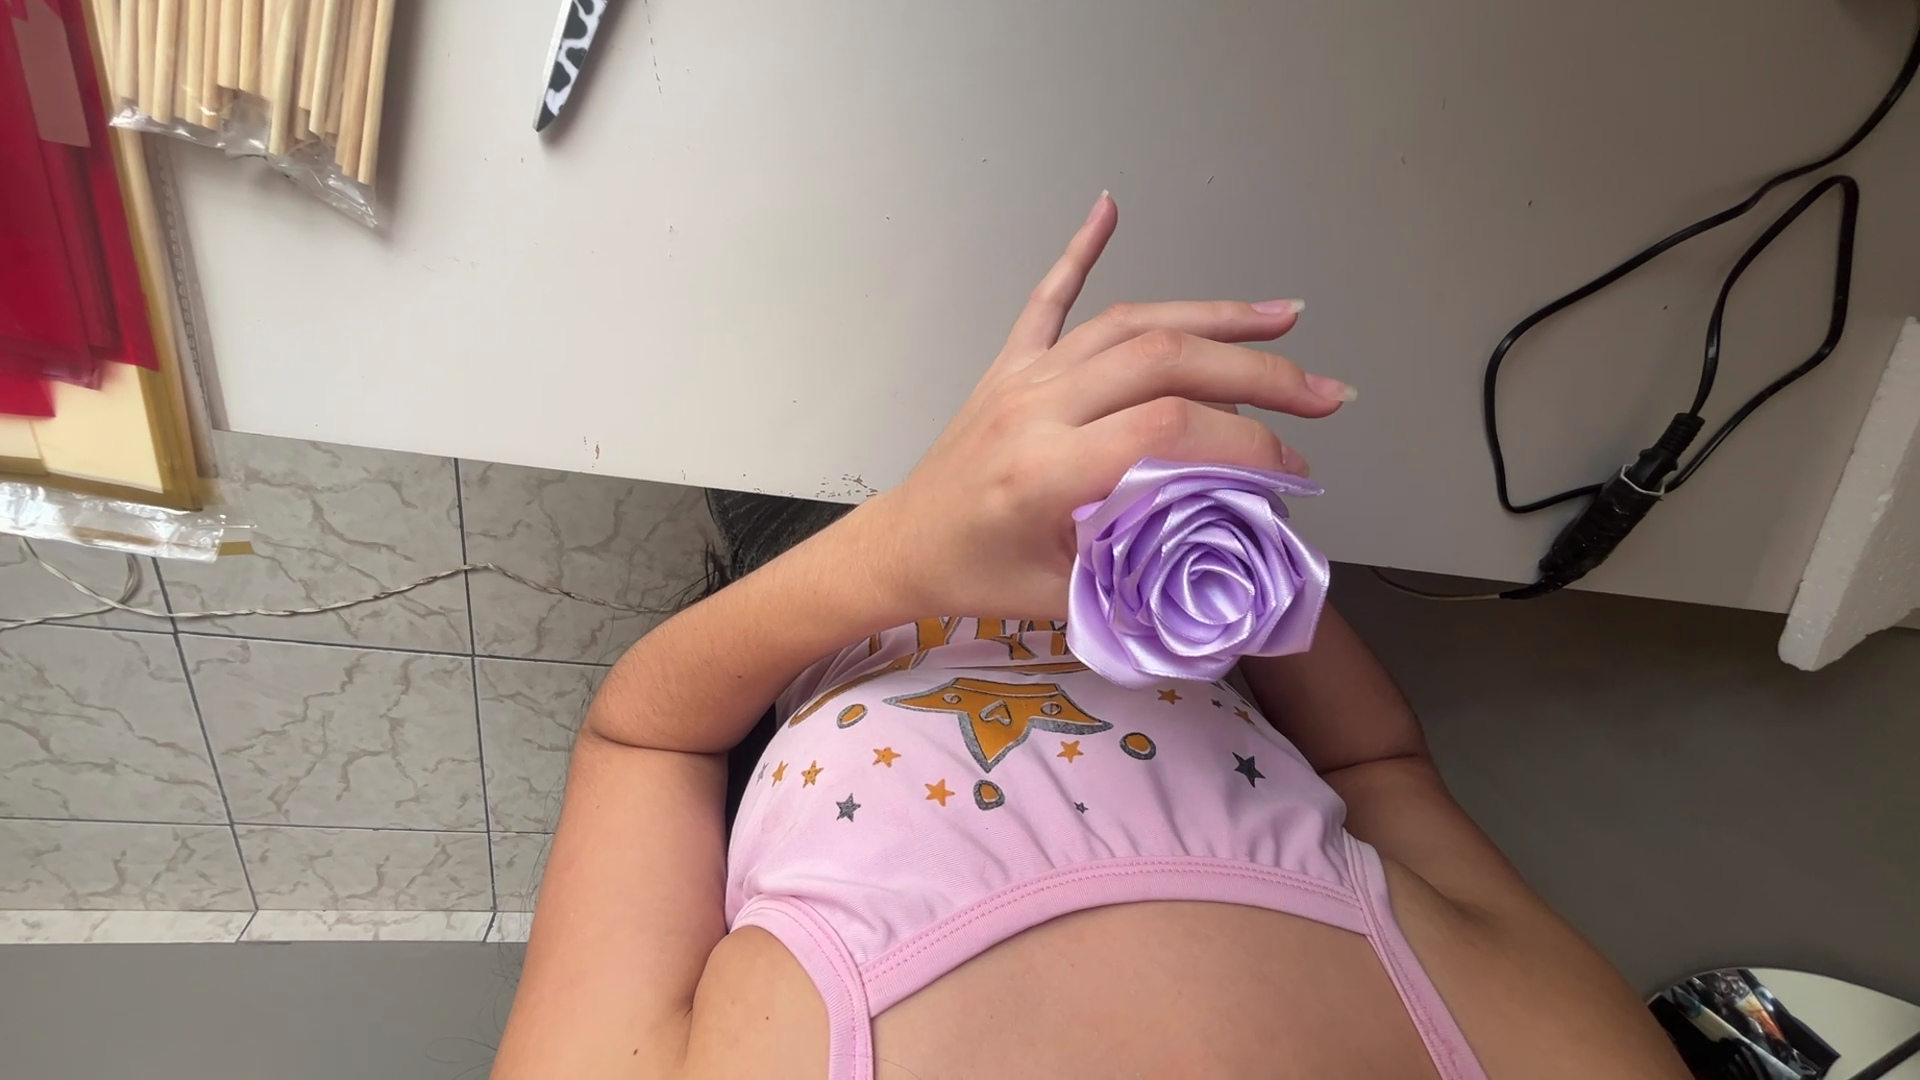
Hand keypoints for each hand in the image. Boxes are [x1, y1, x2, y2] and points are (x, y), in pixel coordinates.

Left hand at [861, 193, 1354, 621]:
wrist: (899, 547)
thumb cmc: (972, 576)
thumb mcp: (1063, 598)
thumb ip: (1143, 570)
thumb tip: (1226, 544)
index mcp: (1044, 470)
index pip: (1169, 430)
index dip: (1245, 442)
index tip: (1292, 469)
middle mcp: (1035, 408)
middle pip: (1162, 361)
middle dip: (1256, 372)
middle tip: (1322, 392)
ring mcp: (1021, 379)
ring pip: (1126, 324)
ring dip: (1210, 315)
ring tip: (1279, 319)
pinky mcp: (1008, 368)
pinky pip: (1048, 301)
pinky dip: (1080, 251)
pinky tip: (1107, 209)